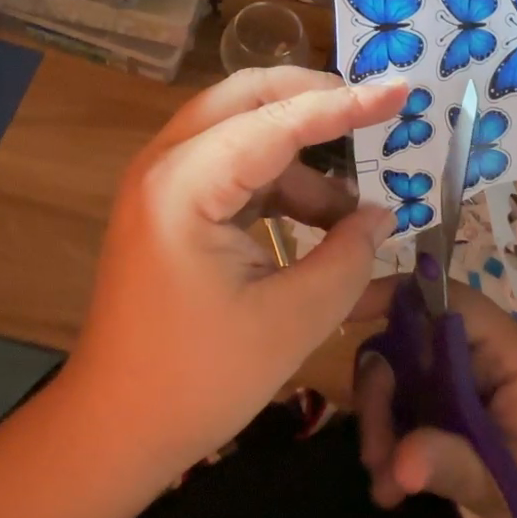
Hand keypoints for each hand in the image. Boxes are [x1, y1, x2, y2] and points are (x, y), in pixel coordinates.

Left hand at [66, 67, 408, 471]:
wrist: (114, 426)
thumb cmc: (197, 380)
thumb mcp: (290, 322)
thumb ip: (346, 257)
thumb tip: (381, 215)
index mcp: (185, 184)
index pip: (276, 121)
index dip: (344, 104)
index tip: (402, 91)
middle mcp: (164, 163)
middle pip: (245, 98)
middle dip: (312, 99)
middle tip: (374, 112)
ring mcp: (160, 180)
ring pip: (238, 127)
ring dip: (298, 151)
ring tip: (354, 201)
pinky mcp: (167, 203)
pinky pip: (229, 164)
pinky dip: (276, 179)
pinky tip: (318, 216)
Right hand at [355, 281, 516, 517]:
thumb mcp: (516, 490)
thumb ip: (456, 465)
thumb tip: (395, 458)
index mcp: (511, 353)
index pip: (444, 298)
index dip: (392, 294)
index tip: (341, 314)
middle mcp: (486, 358)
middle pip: (411, 341)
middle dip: (382, 391)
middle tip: (374, 453)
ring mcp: (472, 388)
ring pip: (405, 378)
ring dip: (385, 425)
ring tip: (385, 484)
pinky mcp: (463, 418)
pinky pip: (416, 411)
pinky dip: (397, 443)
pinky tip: (393, 488)